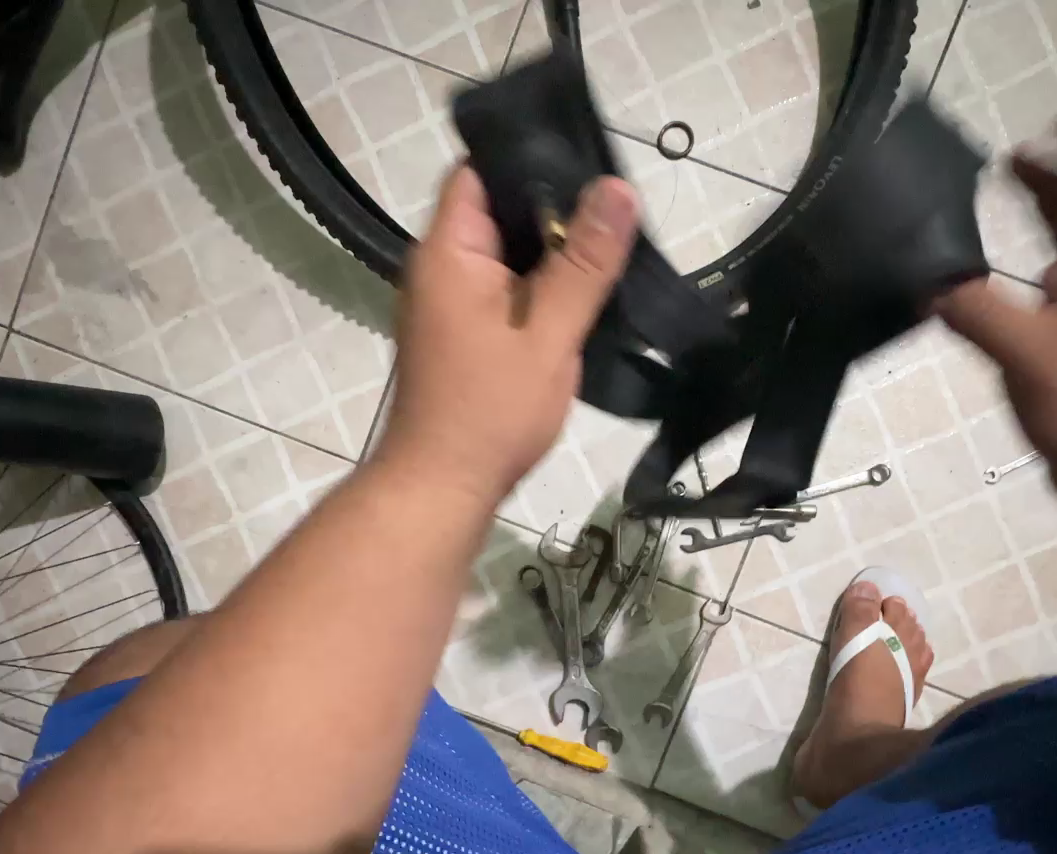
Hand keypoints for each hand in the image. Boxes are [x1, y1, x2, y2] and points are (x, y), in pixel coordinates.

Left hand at [375, 167, 638, 505]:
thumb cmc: (491, 412)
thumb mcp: (548, 336)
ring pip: (505, 258)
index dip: (533, 163)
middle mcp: (438, 269)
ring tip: (609, 255)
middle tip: (618, 219)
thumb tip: (618, 189)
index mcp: (449, 252)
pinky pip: (502, 294)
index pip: (481, 172)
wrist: (443, 487)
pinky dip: (537, 293)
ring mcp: (446, 305)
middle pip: (498, 214)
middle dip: (554, 214)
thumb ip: (583, 264)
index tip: (592, 171)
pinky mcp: (459, 336)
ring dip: (550, 258)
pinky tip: (578, 303)